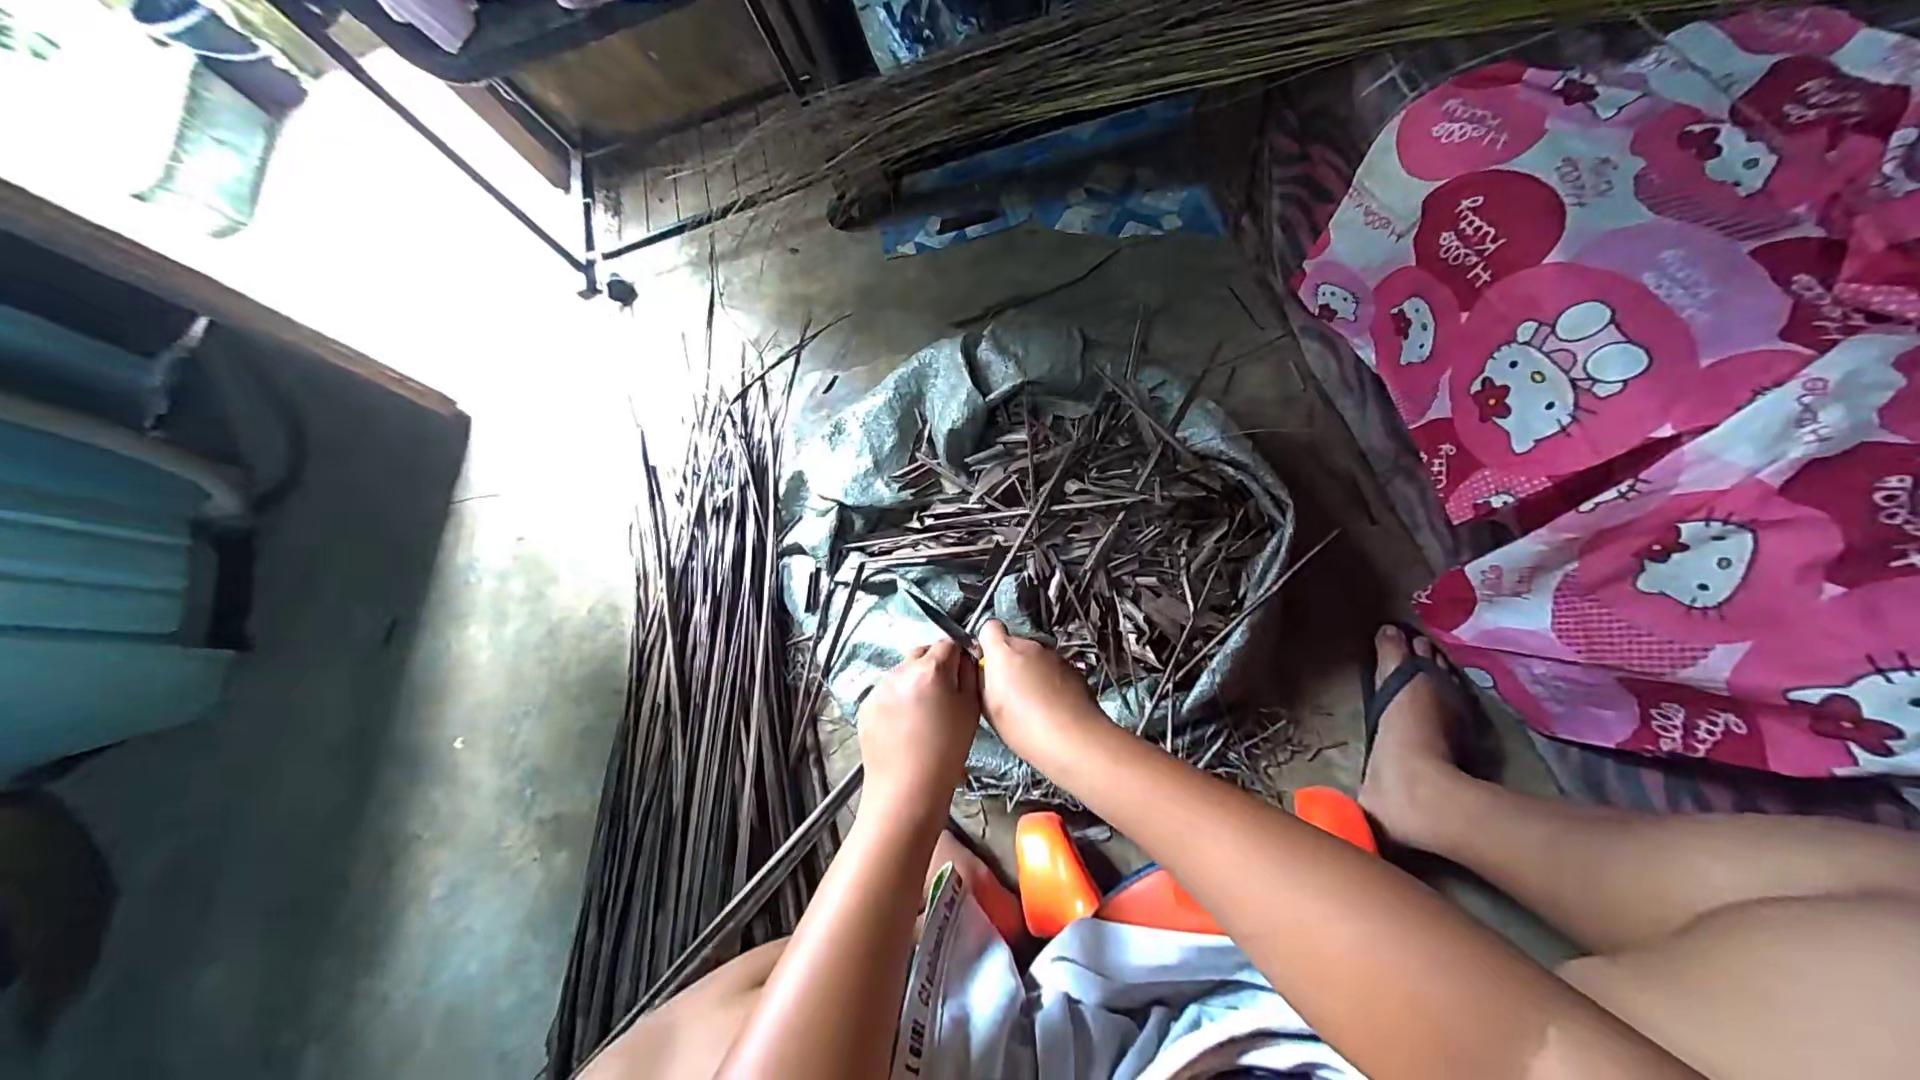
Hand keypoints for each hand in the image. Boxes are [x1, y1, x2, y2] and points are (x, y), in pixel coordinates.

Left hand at [857, 639, 980, 823]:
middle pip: (922, 653)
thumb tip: (965, 658)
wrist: (906, 791)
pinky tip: (906, 724)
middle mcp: (901, 672)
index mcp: (931, 670)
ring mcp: (880, 688)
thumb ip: (968, 676)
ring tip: (924, 714)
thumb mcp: (970, 711)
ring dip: (915, 681)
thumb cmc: (946, 754)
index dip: (958, 654)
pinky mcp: (867, 705)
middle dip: (935, 665)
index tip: (962, 671)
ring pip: (904, 672)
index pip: (948, 643)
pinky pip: (888, 691)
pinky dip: (899, 699)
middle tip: (944, 693)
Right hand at [976, 620, 1104, 763]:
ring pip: (1034, 657)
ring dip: (1031, 671)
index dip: (986, 643)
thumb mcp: (989, 707)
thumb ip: (983, 680)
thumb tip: (984, 669)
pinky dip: (1049, 680)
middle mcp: (1030, 646)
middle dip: (1010, 662)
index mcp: (1004, 652)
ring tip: (1034, 703)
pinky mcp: (1073, 667)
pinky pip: (1052, 668)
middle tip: (1010, 692)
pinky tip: (1052, 705)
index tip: (987, 664)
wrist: (1075, 738)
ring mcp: (1054, 655)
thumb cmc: (1024, 726)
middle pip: (1013, 644)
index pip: (989, 627)